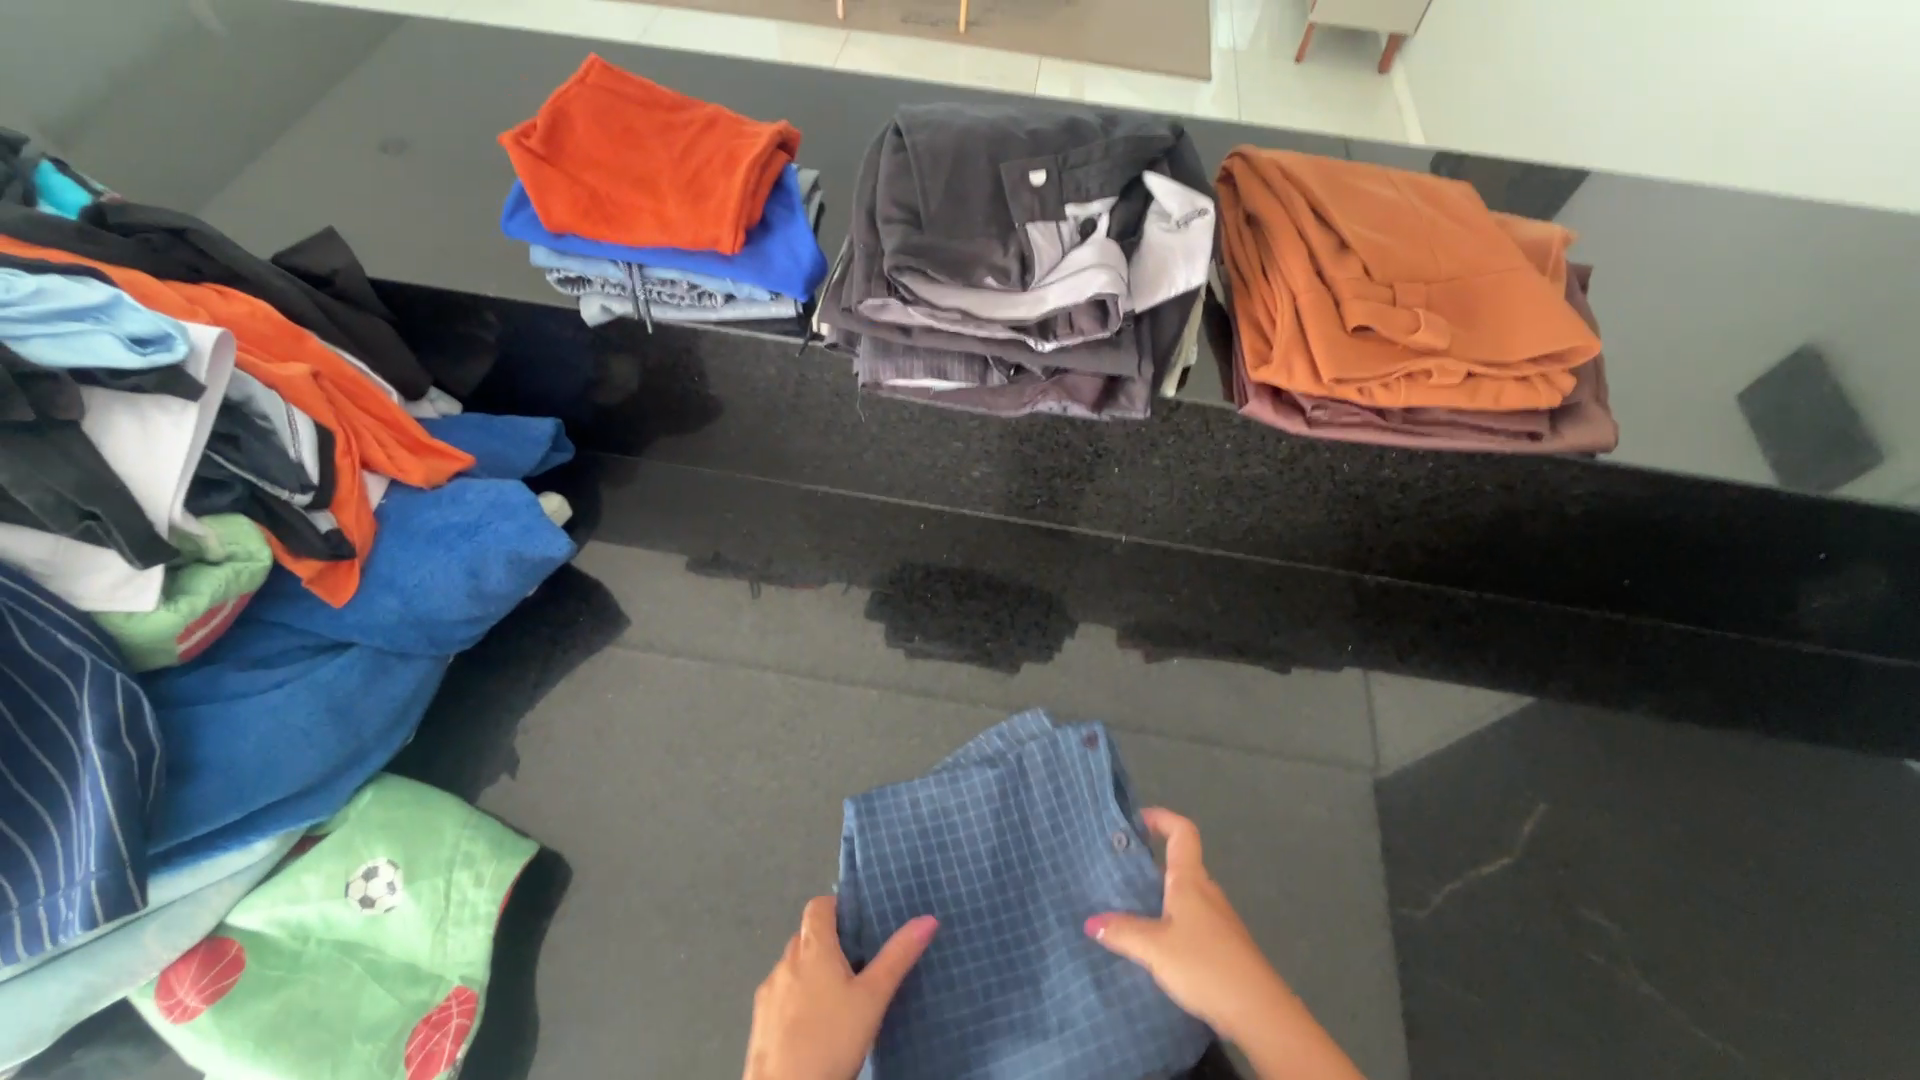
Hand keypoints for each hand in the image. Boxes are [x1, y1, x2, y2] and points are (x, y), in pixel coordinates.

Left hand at [743, 896, 937, 1079]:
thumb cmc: (832, 1038)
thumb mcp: (873, 998)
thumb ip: (898, 956)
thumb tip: (928, 919)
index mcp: (813, 949)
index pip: (819, 906)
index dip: (838, 907)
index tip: (859, 925)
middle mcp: (786, 962)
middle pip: (807, 936)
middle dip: (830, 944)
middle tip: (859, 964)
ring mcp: (769, 991)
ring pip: (794, 966)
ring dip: (813, 972)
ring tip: (840, 998)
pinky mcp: (760, 1019)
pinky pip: (782, 994)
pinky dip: (798, 997)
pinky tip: (816, 1025)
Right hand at [1085, 808, 1291, 1041]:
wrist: (1258, 1011)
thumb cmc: (1205, 965)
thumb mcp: (1154, 948)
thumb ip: (1122, 932)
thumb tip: (1091, 922)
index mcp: (1190, 881)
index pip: (1182, 833)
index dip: (1162, 818)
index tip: (1138, 820)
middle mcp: (1207, 893)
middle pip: (1180, 864)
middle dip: (1152, 862)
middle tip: (1118, 871)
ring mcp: (1218, 919)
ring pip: (1185, 894)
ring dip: (1160, 894)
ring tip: (1128, 908)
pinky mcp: (1222, 945)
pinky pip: (1191, 919)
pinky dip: (1170, 920)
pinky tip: (1154, 944)